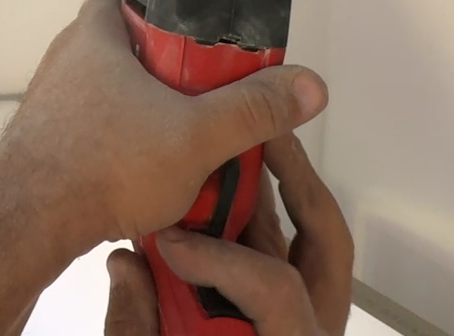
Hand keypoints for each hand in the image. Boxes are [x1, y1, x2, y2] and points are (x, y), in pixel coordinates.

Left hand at [0, 0, 328, 251]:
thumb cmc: (100, 164)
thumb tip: (306, 85)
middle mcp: (65, 58)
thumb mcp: (196, 135)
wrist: (29, 220)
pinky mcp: (44, 138)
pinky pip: (89, 129)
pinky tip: (140, 174)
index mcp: (93, 34)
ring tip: (176, 143)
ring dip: (138, 114)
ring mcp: (51, 99)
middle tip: (195, 100)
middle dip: (159, 74)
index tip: (191, 42)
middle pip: (121, 49)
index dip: (158, 16)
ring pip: (106, 93)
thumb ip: (252, 110)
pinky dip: (116, 144)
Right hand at [103, 134, 354, 334]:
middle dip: (295, 185)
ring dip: (281, 184)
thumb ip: (137, 330)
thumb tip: (127, 263)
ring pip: (309, 242)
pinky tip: (218, 185)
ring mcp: (294, 322)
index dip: (226, 259)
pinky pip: (276, 250)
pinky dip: (256, 209)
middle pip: (326, 251)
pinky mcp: (274, 314)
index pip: (279, 293)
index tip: (172, 246)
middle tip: (258, 137)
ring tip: (246, 139)